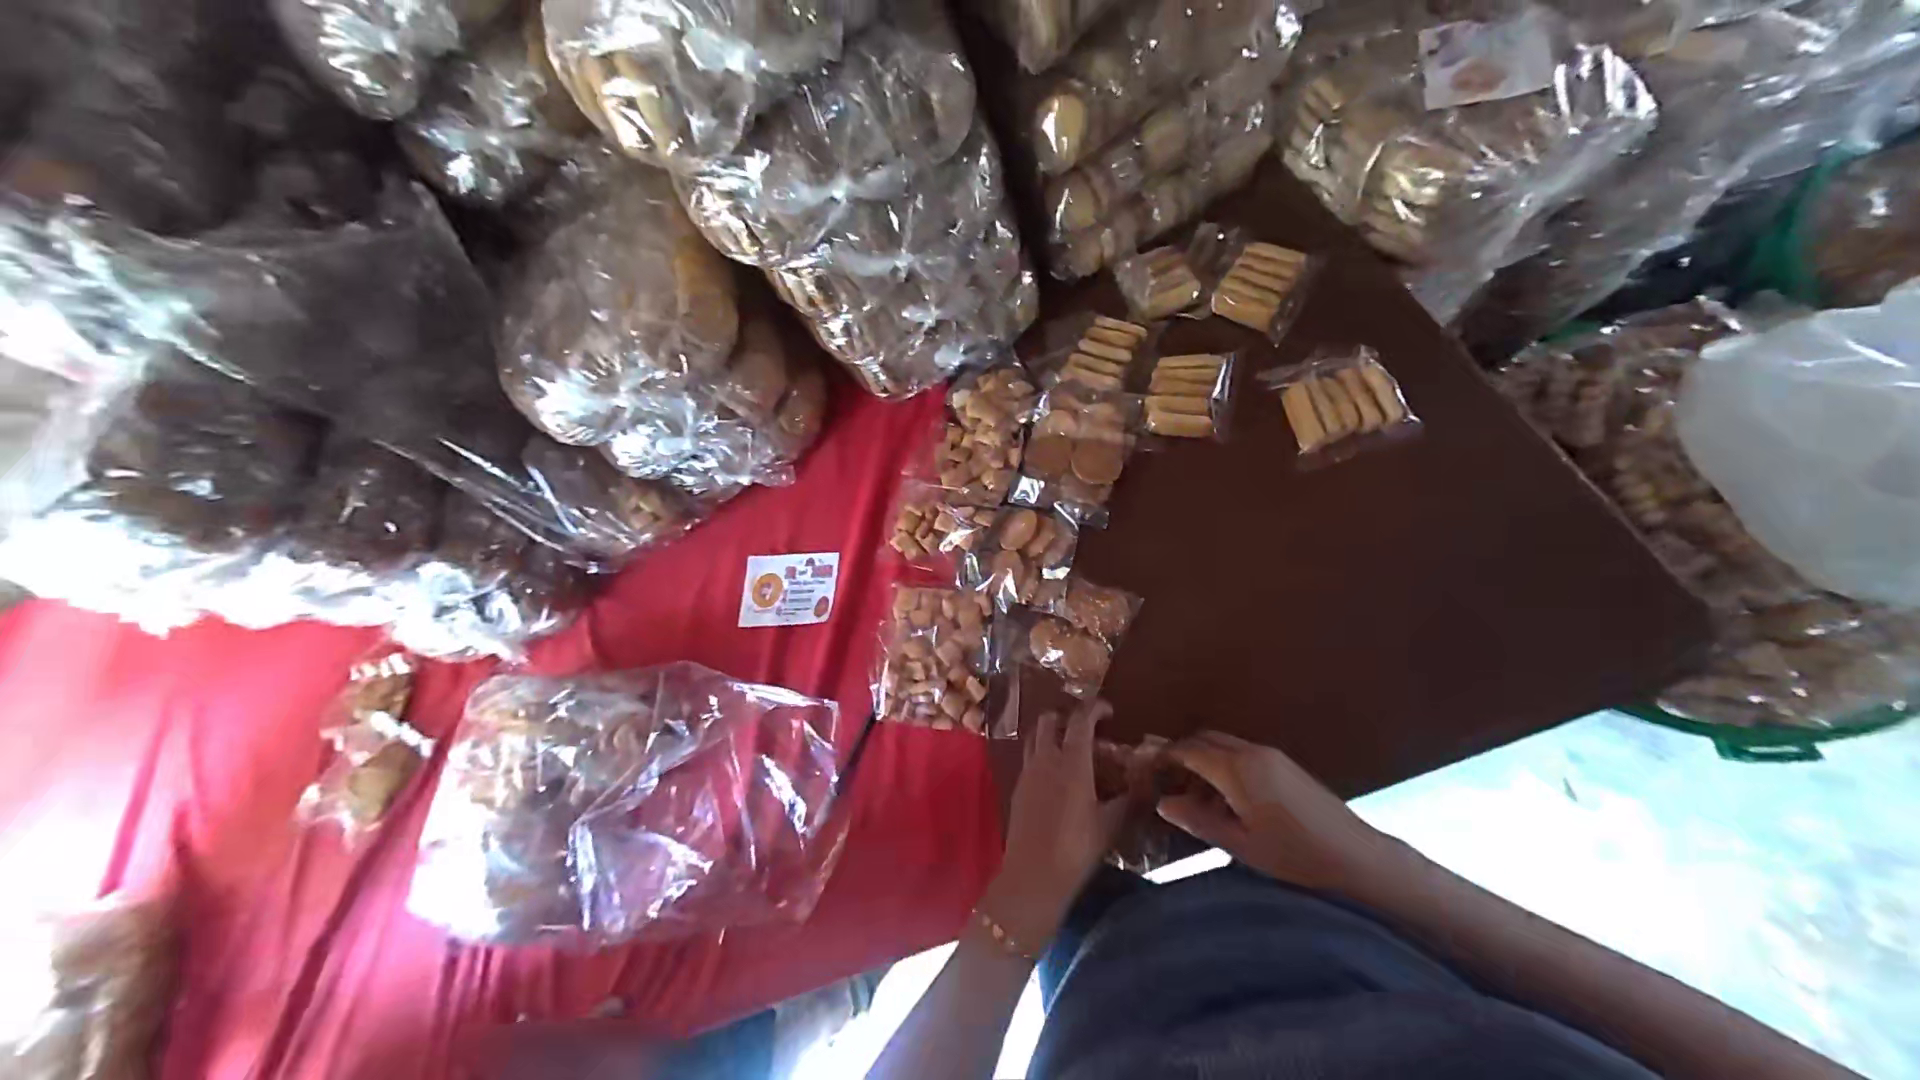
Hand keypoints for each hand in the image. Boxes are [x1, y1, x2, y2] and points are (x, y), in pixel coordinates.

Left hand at [985, 699, 1128, 947]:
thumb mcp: (1112, 823)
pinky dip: (1043, 754)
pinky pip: (1030, 758)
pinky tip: (1057, 776)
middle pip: (1050, 720)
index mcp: (1071, 761)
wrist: (1032, 875)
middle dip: (1068, 717)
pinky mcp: (1018, 788)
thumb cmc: (1076, 848)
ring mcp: (1027, 771)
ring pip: (1036, 737)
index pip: (1081, 719)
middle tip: (1088, 729)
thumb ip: (1132, 797)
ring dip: (1052, 733)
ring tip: (1072, 748)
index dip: (1095, 708)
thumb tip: (1151, 779)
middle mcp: (1045, 758)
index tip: (1110, 711)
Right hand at [1156, 730, 1411, 896]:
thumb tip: (1164, 803)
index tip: (1145, 768)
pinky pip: (1242, 753)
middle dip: (1181, 752)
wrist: (1357, 858)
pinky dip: (1223, 765)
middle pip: (1204, 738)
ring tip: (1191, 793)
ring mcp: (1271, 755)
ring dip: (1203, 758)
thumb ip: (1197, 820)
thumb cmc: (1294, 855)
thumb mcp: (1239, 844)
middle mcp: (1252, 752)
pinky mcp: (1285, 764)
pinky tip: (1223, 797)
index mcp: (1237, 769)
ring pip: (1224, 744)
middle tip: (1164, 777)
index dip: (1163, 756)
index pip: (1188, 749)